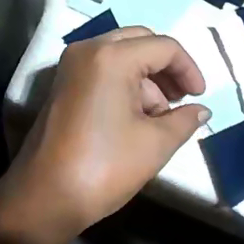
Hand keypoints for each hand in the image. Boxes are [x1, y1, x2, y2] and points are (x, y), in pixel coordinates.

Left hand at [0, 27, 210, 243]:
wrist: (43, 200)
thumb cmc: (104, 167)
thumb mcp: (156, 143)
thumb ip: (185, 120)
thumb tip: (201, 111)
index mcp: (112, 57)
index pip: (165, 47)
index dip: (189, 70)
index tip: (200, 97)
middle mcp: (88, 50)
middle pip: (141, 43)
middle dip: (167, 69)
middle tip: (182, 99)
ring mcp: (71, 67)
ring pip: (122, 56)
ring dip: (147, 80)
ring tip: (161, 119)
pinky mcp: (63, 86)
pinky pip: (104, 70)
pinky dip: (126, 86)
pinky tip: (137, 119)